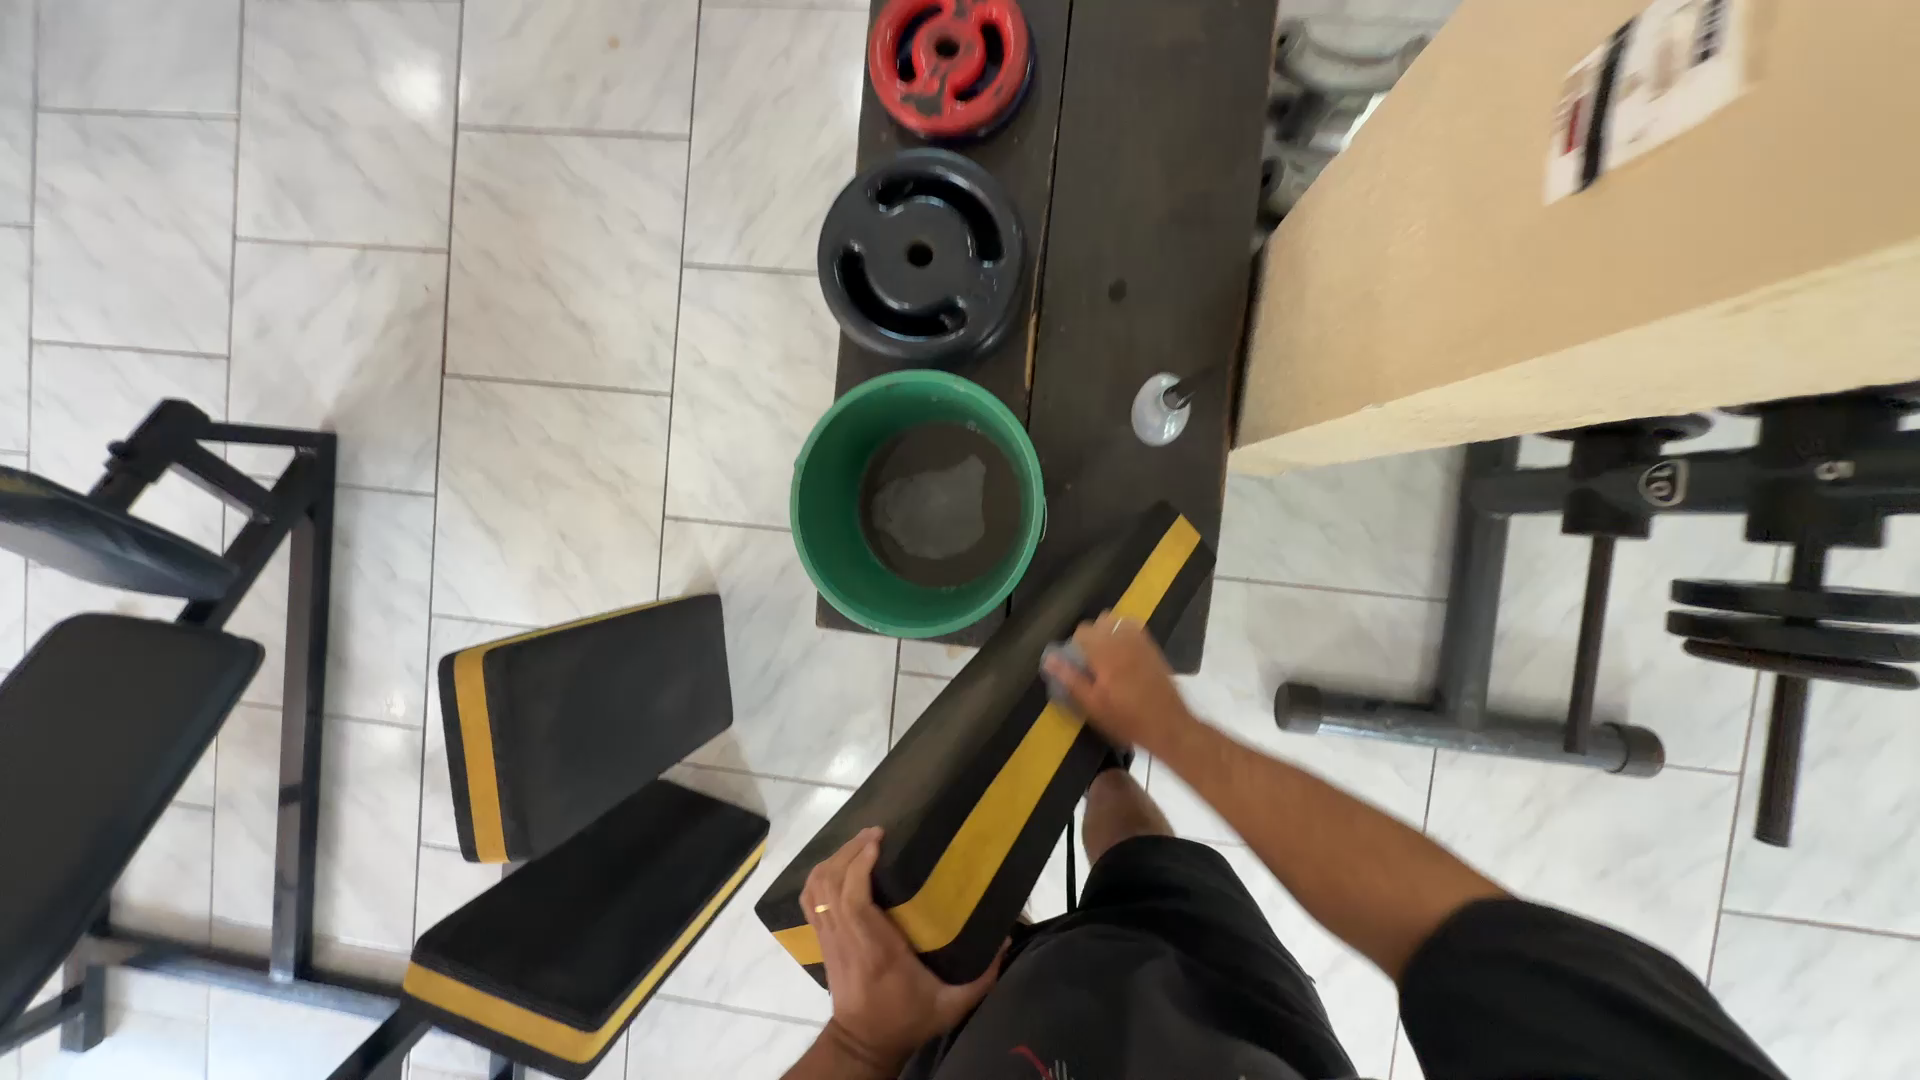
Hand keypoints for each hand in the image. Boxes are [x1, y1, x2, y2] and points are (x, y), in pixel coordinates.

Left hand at [802, 828, 1005, 1072]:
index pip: (853, 900)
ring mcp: (829, 939)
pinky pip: (810, 899)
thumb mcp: (950, 1006)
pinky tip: (840, 863)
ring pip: (817, 888)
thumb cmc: (907, 1020)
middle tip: (876, 833)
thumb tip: (1006, 939)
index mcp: (876, 950)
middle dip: (849, 851)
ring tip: (861, 843)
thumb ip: (981, 976)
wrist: (863, 1045)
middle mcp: (847, 939)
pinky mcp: (822, 940)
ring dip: (835, 859)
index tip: (879, 842)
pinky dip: (820, 875)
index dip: (859, 865)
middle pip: (832, 884)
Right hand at [1044, 610, 1197, 752]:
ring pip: (1118, 621)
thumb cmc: (1126, 719)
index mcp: (1106, 652)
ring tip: (1108, 656)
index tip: (1078, 664)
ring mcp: (1141, 642)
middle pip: (1101, 621)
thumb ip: (1070, 678)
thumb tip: (1048, 658)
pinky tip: (1125, 655)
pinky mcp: (1153, 648)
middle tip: (1092, 662)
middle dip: (1092, 636)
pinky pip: (1135, 628)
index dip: (1076, 645)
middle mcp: (1124, 640)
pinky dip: (1125, 634)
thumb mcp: (1092, 705)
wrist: (1169, 725)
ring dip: (1109, 632)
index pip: (1083, 631)